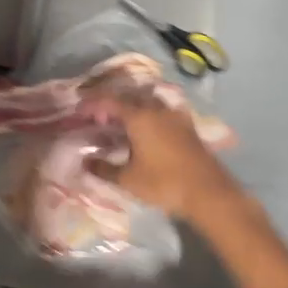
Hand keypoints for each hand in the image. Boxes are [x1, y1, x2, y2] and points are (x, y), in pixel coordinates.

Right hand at [88, 89, 246, 224]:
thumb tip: (85, 161)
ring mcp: (175, 115)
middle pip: (130, 97)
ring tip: (123, 120)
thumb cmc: (163, 183)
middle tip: (100, 115)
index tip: (80, 108)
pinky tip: (148, 127)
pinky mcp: (187, 125)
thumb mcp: (128, 179)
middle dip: (112, 102)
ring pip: (149, 101)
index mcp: (139, 117)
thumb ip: (104, 169)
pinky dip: (150, 113)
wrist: (207, 191)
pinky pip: (163, 110)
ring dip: (133, 106)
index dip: (93, 103)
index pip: (110, 101)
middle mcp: (156, 109)